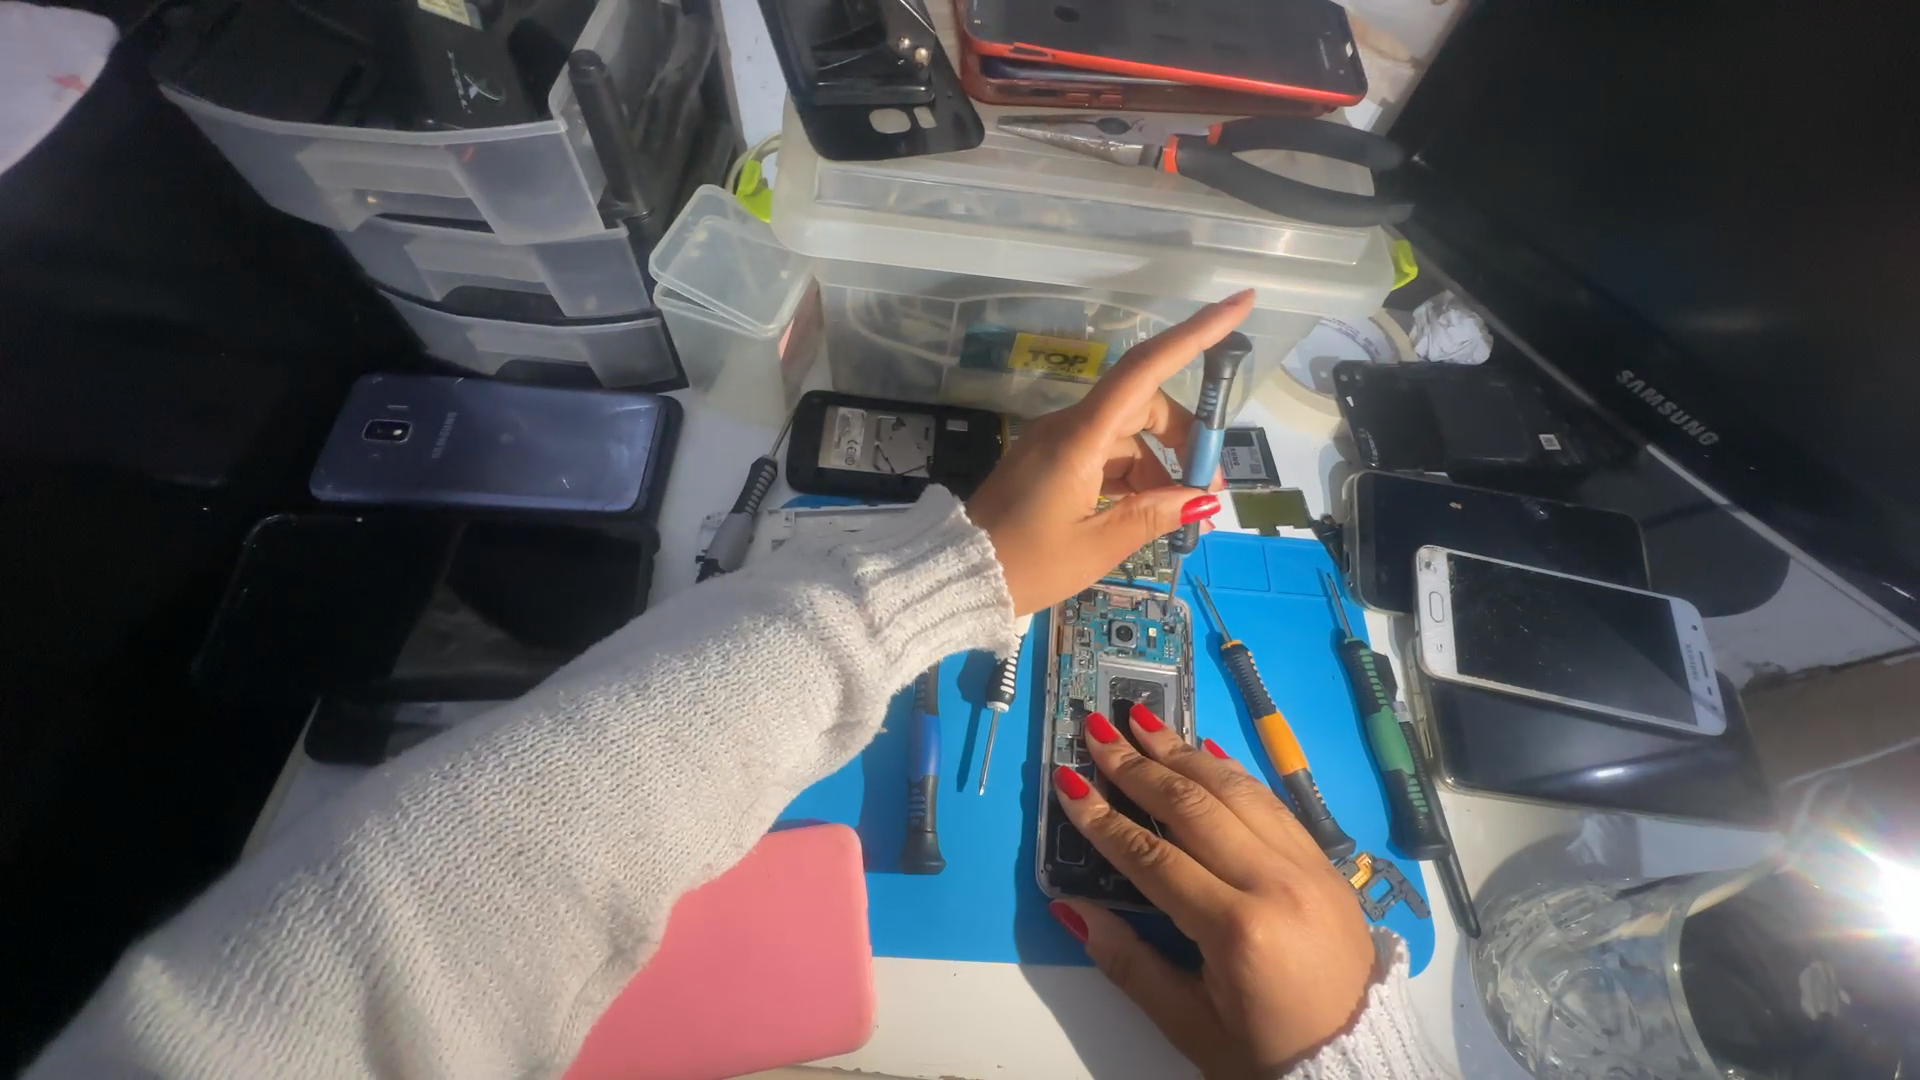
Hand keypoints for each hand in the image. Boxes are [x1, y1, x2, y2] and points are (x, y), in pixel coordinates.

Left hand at [965, 293, 1251, 615]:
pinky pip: (1102, 454)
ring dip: (1158, 466)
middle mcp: (1066, 426)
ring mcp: (1054, 441)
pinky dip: (1131, 476)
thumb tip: (1202, 499)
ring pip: (1125, 434)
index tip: (1239, 305)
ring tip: (1179, 513)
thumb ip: (1153, 516)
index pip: (1143, 370)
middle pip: (1142, 405)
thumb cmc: (1027, 564)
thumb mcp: (1097, 546)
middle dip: (1184, 437)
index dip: (1195, 334)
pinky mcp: (1047, 460)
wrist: (959, 576)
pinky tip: (1146, 511)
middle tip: (1208, 487)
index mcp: (1078, 438)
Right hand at [1048, 706, 1377, 1079]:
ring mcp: (1306, 865)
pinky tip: (1203, 749)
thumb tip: (1071, 907)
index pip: (1152, 858)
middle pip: (1191, 807)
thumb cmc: (1271, 1057)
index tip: (1068, 781)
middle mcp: (1274, 882)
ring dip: (1180, 751)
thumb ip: (1128, 963)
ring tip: (1141, 721)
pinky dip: (1231, 770)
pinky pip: (1270, 801)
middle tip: (1097, 729)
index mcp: (1237, 930)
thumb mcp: (1191, 1026)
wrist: (1369, 1073)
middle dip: (1136, 765)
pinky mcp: (1325, 862)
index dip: (1103, 819)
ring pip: (1232, 790)